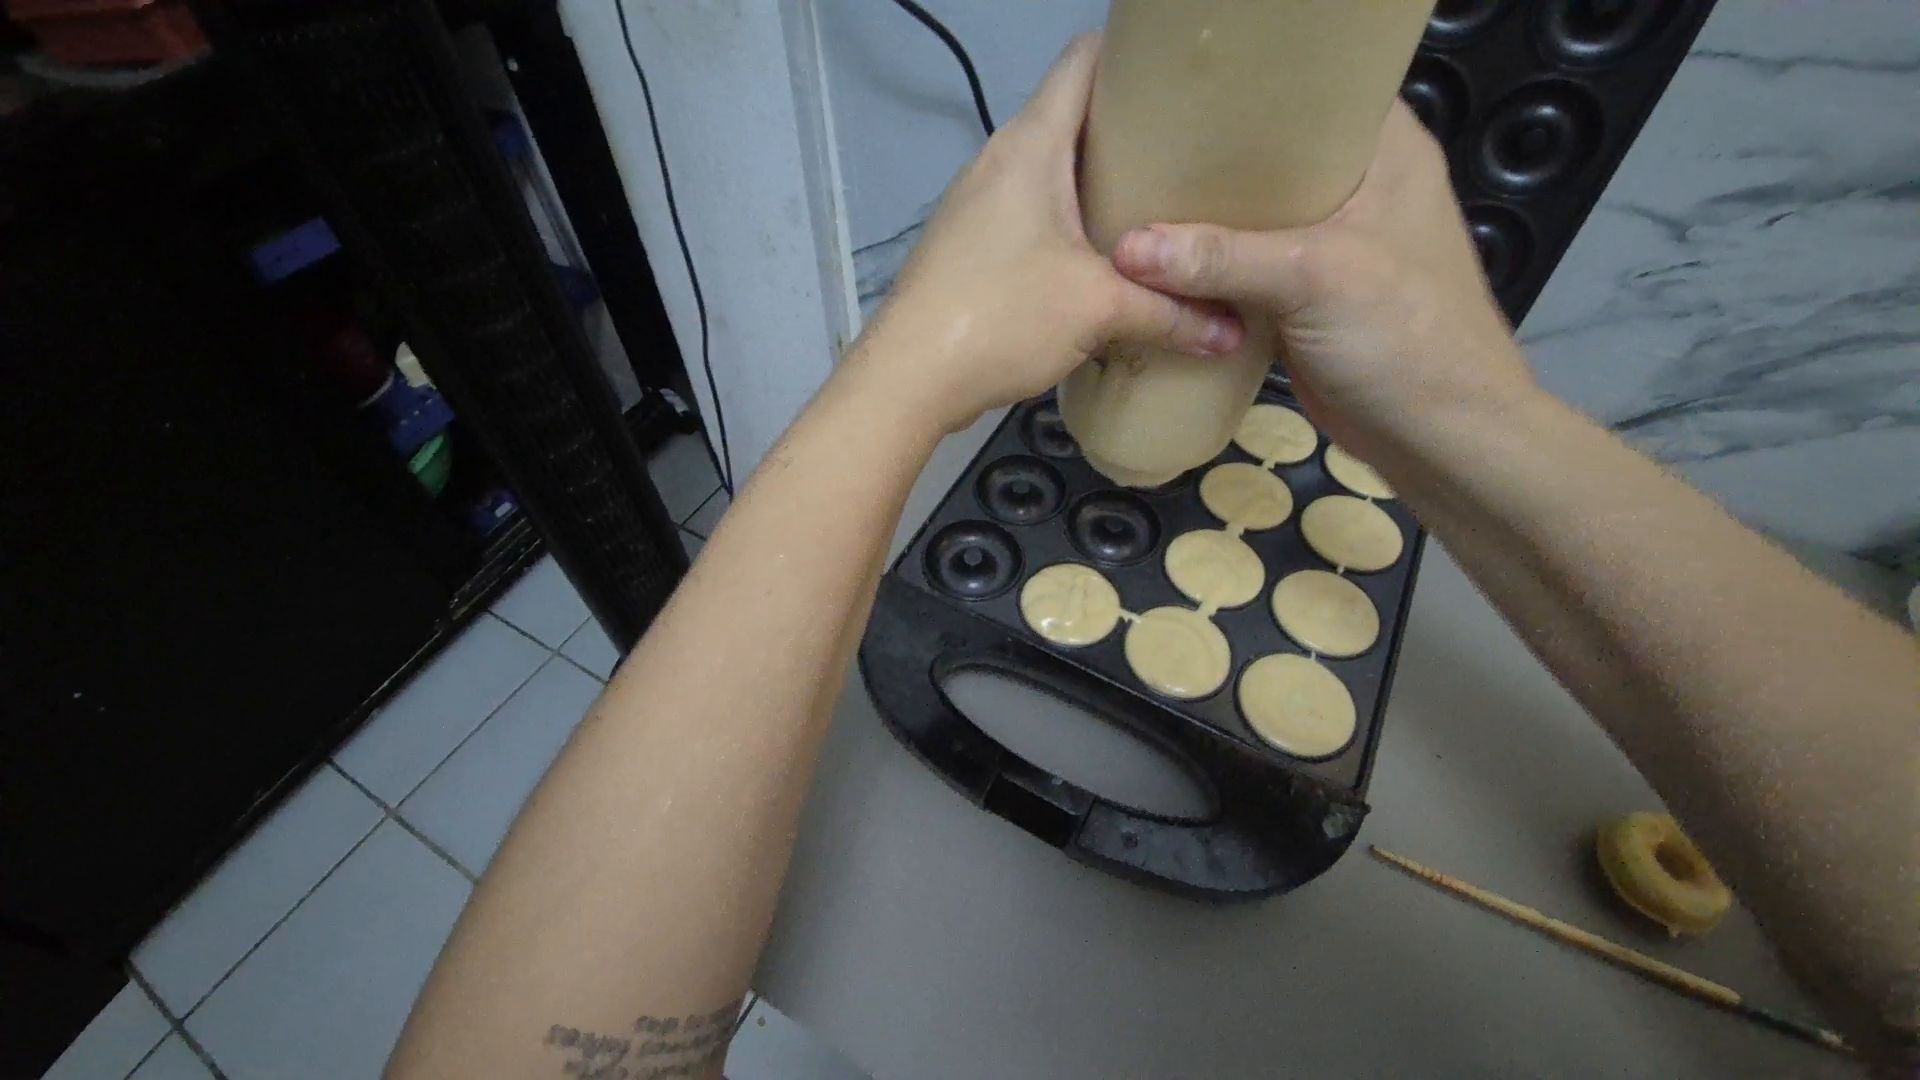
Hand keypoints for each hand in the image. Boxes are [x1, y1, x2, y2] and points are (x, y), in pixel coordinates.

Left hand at [845, 34, 1241, 435]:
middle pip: (1070, 121)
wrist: (910, 378)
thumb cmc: (1001, 316)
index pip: (1083, 61)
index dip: (1133, 59)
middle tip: (1186, 164)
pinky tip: (1097, 268)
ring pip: (1048, 179)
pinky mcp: (967, 252)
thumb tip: (1232, 334)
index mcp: (1030, 146)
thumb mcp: (1097, 311)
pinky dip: (1065, 234)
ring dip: (1095, 194)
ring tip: (1152, 218)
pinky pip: (1028, 223)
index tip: (1180, 87)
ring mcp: (976, 209)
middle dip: (1128, 137)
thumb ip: (1170, 315)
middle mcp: (997, 163)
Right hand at [1109, 103, 1537, 460]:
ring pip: (1244, 224)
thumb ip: (1222, 258)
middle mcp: (1351, 188)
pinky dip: (1203, 277)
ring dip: (1194, 230)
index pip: (1302, 96)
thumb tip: (1126, 249)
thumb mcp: (1315, 278)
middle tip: (1130, 166)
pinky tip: (1155, 273)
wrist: (1436, 433)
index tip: (1165, 111)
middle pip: (1260, 163)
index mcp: (1379, 150)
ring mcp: (1324, 246)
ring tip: (1127, 215)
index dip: (1235, 99)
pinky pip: (1240, 274)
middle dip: (1197, 171)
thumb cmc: (1403, 335)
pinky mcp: (1299, 297)